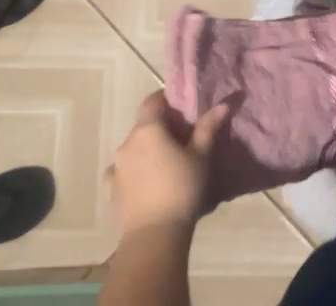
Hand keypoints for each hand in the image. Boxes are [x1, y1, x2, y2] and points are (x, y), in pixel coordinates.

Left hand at [110, 91, 229, 233]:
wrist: (154, 235)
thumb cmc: (181, 188)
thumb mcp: (201, 155)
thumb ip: (208, 127)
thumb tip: (224, 103)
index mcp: (147, 130)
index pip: (152, 101)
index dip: (166, 100)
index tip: (182, 108)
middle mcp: (127, 144)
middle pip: (144, 126)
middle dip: (161, 128)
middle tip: (183, 139)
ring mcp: (116, 167)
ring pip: (134, 149)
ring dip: (148, 150)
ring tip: (167, 164)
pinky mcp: (111, 190)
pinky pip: (124, 171)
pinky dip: (135, 170)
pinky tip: (147, 182)